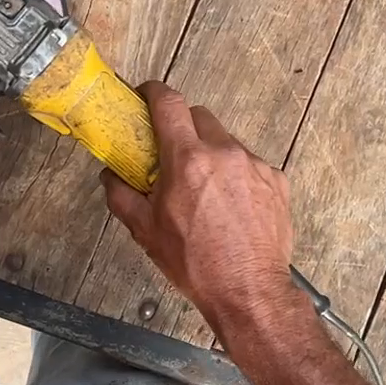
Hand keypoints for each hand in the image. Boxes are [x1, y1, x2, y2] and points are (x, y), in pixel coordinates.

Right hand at [102, 82, 302, 333]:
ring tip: (203, 187)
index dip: (153, 92)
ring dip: (210, 152)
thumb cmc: (195, 263)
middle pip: (199, 116)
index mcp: (188, 160)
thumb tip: (110, 176)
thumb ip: (121, 195)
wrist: (249, 292)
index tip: (145, 95)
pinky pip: (249, 163)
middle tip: (171, 151)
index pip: (169, 103)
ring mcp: (254, 165)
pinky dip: (235, 174)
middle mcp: (224, 153)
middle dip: (182, 126)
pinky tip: (229, 204)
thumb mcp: (145, 231)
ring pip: (226, 140)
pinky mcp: (276, 181)